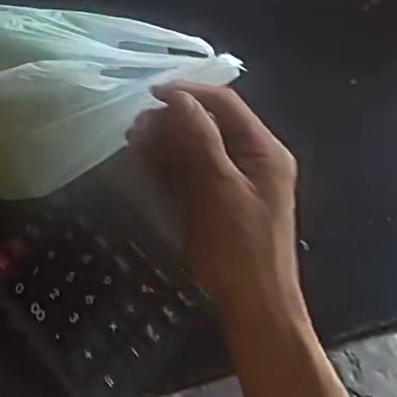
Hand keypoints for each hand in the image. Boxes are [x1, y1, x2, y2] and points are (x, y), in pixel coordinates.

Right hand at [127, 82, 300, 315]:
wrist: (251, 303)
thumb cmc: (241, 244)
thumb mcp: (221, 185)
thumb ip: (201, 137)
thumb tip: (179, 97)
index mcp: (263, 150)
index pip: (225, 103)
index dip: (188, 92)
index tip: (151, 92)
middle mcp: (247, 157)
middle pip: (204, 121)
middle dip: (169, 118)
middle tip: (137, 123)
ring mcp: (226, 176)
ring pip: (189, 142)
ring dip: (161, 137)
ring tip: (133, 138)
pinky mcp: (207, 194)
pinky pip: (182, 165)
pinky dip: (162, 157)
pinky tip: (139, 153)